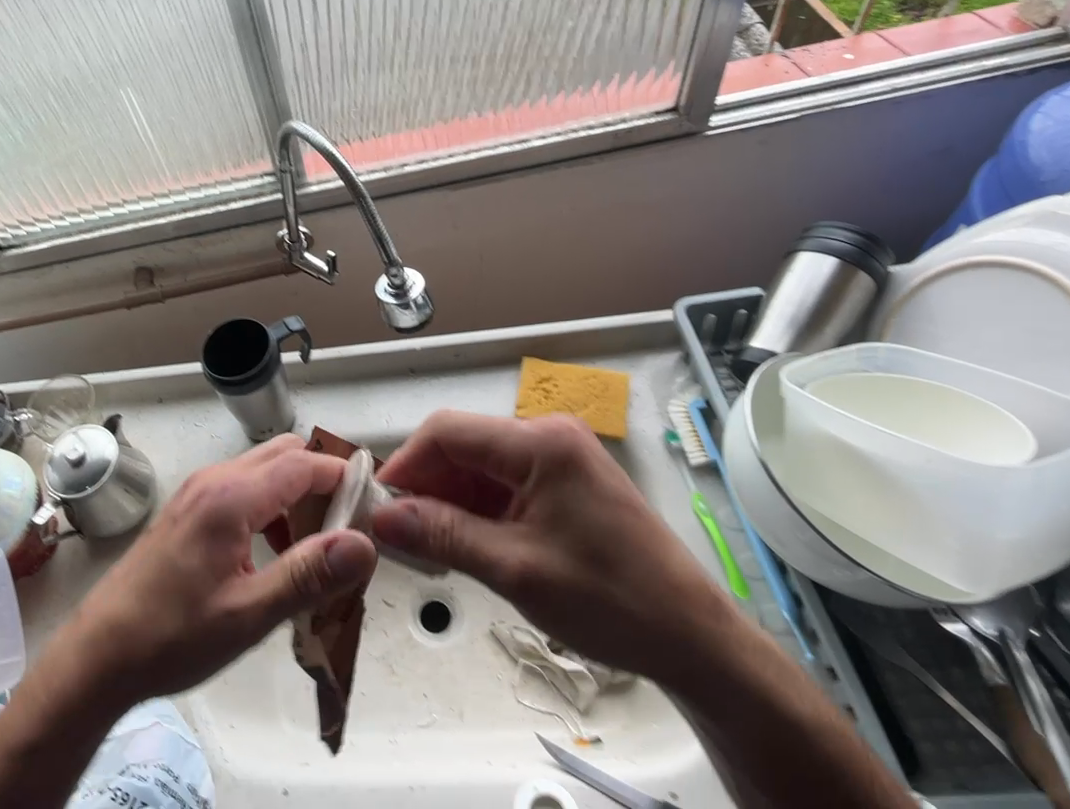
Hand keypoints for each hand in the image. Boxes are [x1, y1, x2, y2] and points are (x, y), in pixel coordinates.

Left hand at [55, 434, 378, 707]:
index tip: (373, 513)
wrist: (98, 656)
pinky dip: (270, 509)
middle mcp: (213, 481)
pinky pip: (242, 490)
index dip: (345, 480)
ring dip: (295, 498)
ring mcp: (196, 494)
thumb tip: (364, 544)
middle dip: (322, 484)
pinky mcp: (187, 513)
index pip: (305, 463)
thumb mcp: (248, 614)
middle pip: (285, 455)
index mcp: (229, 496)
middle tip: (343, 535)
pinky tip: (271, 558)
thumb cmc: (170, 637)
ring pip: (263, 472)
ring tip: (311, 554)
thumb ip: (308, 575)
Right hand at [371, 410, 741, 684]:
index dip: (405, 466)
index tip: (376, 509)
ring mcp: (560, 460)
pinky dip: (476, 513)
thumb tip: (380, 517)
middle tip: (399, 538)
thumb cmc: (610, 600)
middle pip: (461, 448)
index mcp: (540, 443)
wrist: (693, 637)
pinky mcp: (566, 485)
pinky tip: (463, 546)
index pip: (446, 432)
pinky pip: (503, 487)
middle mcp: (548, 437)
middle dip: (425, 488)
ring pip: (478, 469)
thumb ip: (443, 535)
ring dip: (448, 504)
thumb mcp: (515, 569)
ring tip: (428, 550)